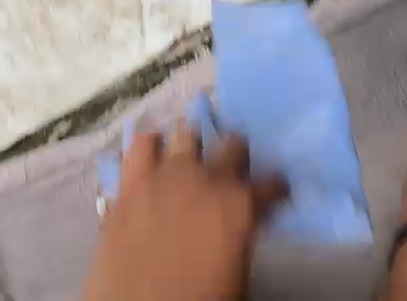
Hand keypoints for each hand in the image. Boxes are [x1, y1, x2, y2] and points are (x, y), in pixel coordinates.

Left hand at [83, 125, 287, 300]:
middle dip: (237, 155)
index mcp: (240, 204)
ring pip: (186, 133)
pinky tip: (153, 157)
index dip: (275, 189)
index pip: (272, 183)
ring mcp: (166, 175)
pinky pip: (140, 145)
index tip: (273, 193)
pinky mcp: (131, 182)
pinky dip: (150, 147)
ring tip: (190, 158)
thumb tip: (241, 222)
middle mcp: (206, 178)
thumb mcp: (237, 275)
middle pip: (233, 144)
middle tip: (232, 171)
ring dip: (192, 146)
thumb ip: (241, 235)